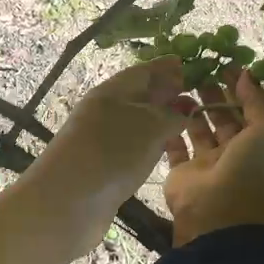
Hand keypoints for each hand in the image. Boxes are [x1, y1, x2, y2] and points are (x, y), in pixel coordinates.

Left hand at [19, 56, 187, 218]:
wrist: (67, 200)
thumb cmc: (110, 153)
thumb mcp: (148, 125)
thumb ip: (170, 114)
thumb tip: (181, 110)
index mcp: (111, 92)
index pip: (142, 72)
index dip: (165, 67)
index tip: (190, 63)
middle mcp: (105, 111)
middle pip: (139, 95)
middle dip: (165, 90)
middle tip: (196, 89)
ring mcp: (103, 139)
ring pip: (137, 121)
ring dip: (160, 116)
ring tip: (189, 116)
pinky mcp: (104, 165)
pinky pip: (133, 144)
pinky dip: (152, 140)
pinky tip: (167, 146)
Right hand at [162, 69, 263, 246]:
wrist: (219, 215)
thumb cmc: (252, 169)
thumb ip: (257, 100)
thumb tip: (246, 73)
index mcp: (263, 143)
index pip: (251, 109)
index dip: (240, 88)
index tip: (224, 64)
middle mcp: (236, 151)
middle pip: (224, 117)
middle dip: (213, 94)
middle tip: (198, 70)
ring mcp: (208, 161)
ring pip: (199, 128)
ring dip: (191, 108)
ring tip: (178, 85)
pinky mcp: (183, 169)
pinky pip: (175, 144)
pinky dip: (170, 127)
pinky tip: (164, 107)